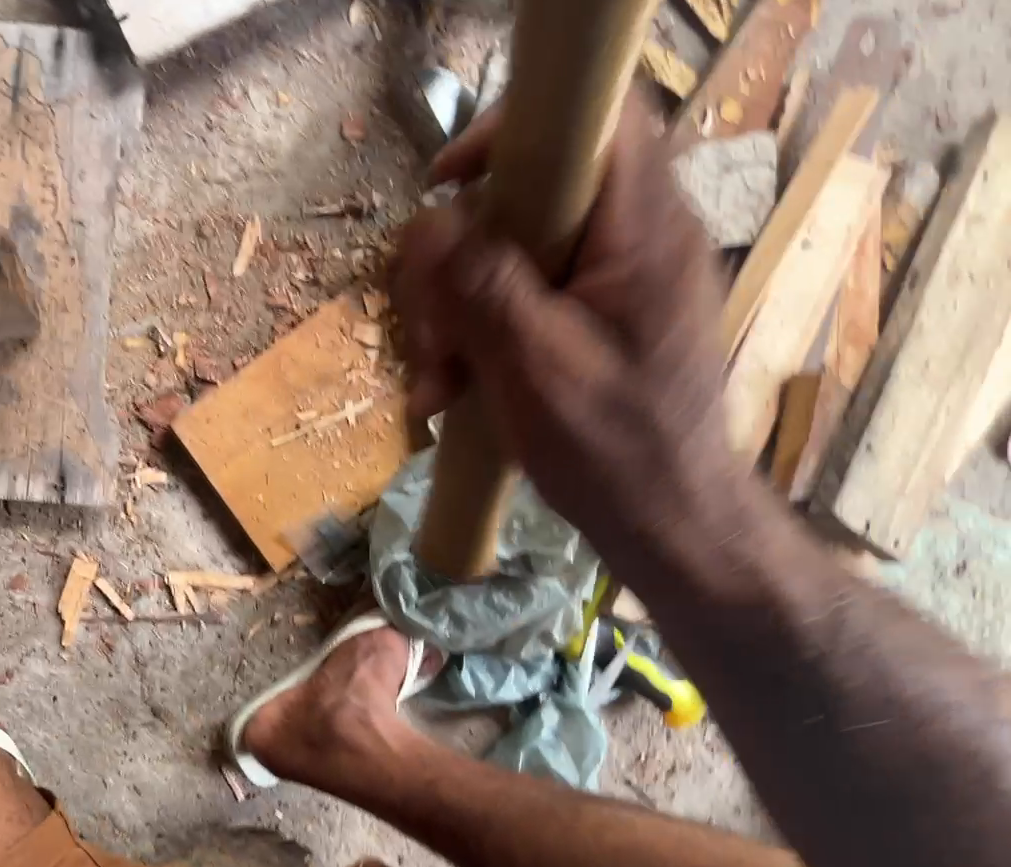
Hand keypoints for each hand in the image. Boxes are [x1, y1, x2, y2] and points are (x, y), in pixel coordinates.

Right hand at [394, 96, 746, 555]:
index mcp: (642, 234)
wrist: (664, 519)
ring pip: (506, 258)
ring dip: (453, 315)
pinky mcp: (589, 319)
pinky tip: (449, 392)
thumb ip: (484, 286)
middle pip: (526, 202)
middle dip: (457, 263)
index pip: (594, 124)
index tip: (444, 182)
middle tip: (430, 328)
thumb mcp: (535, 366)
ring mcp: (610, 283)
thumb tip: (427, 220)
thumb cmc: (611, 446)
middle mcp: (632, 242)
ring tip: (436, 382)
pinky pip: (515, 302)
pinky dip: (473, 340)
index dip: (513, 132)